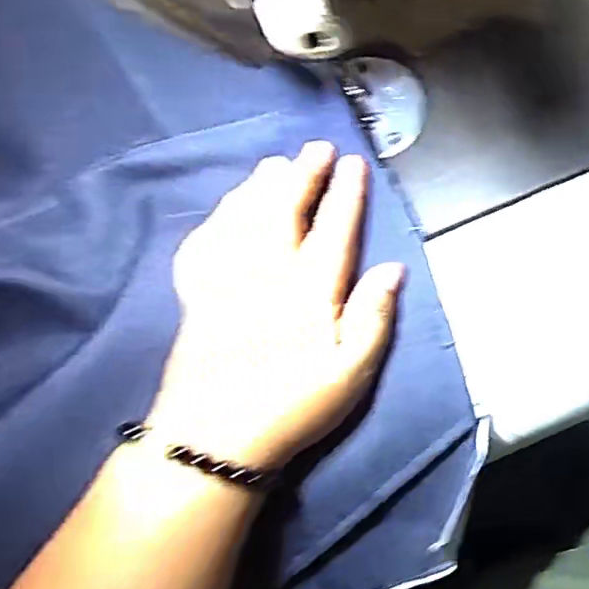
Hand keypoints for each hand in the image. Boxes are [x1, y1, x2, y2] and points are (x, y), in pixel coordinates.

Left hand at [145, 141, 403, 469]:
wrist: (213, 440)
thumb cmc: (296, 406)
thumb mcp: (352, 371)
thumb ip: (372, 317)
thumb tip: (391, 270)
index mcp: (307, 293)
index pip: (331, 232)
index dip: (344, 196)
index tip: (353, 165)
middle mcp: (263, 275)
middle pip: (281, 212)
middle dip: (301, 176)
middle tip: (315, 148)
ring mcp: (223, 282)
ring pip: (241, 219)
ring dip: (260, 186)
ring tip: (274, 163)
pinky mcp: (197, 297)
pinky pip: (204, 242)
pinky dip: (218, 217)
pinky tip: (225, 209)